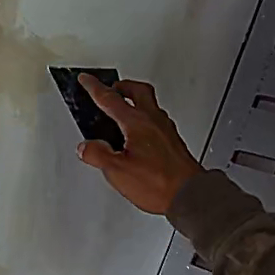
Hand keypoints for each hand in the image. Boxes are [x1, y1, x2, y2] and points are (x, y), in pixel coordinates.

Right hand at [75, 75, 203, 214]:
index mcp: (137, 123)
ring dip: (136, 99)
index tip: (86, 80)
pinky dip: (147, 117)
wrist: (189, 194)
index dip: (95, 88)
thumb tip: (85, 147)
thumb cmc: (159, 182)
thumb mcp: (117, 170)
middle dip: (122, 85)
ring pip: (150, 104)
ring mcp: (166, 130)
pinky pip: (158, 120)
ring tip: (127, 104)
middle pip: (137, 91)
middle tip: (112, 86)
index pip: (110, 99)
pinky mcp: (173, 142)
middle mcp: (154, 121)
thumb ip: (98, 155)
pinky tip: (145, 130)